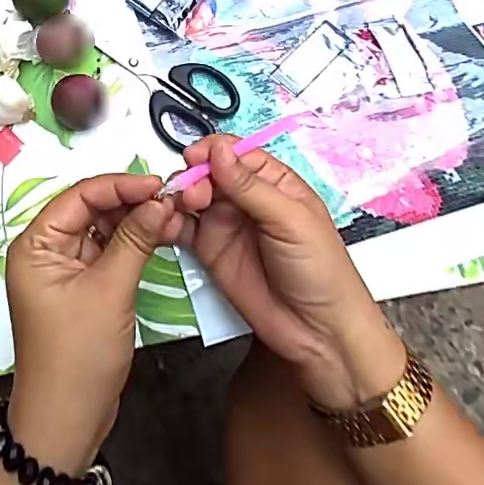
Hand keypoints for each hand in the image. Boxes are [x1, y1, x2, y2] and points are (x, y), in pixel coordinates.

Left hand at [5, 173, 185, 470]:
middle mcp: (45, 249)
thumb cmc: (77, 357)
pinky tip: (157, 236)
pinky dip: (131, 244)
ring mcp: (63, 268)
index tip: (157, 184)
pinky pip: (106, 251)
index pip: (79, 196)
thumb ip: (134, 240)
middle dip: (129, 203)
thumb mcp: (109, 291)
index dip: (119, 186)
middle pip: (89, 209)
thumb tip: (159, 201)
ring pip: (101, 229)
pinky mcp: (80, 286)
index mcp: (35, 243)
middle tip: (169, 200)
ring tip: (170, 217)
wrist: (66, 423)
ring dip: (134, 222)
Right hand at [171, 134, 406, 410]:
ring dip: (177, 196)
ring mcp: (224, 222)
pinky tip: (162, 223)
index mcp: (271, 181)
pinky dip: (167, 221)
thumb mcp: (290, 220)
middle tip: (193, 197)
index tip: (194, 159)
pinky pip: (181, 227)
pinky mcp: (208, 248)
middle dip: (193, 177)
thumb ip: (249, 186)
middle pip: (206, 171)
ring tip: (178, 210)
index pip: (233, 152)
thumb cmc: (320, 271)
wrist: (318, 335)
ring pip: (190, 195)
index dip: (211, 152)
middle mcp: (244, 197)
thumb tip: (217, 149)